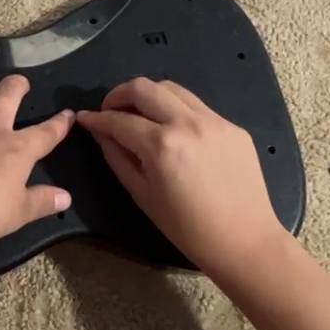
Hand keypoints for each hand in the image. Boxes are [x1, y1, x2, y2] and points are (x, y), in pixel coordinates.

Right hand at [77, 78, 285, 272]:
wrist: (244, 241)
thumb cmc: (187, 228)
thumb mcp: (141, 194)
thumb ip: (117, 156)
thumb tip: (100, 132)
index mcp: (162, 146)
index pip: (119, 120)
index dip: (97, 118)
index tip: (85, 118)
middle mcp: (187, 123)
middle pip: (143, 88)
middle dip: (118, 94)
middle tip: (109, 109)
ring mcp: (214, 121)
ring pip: (171, 88)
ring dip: (148, 95)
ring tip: (139, 113)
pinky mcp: (232, 126)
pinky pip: (196, 105)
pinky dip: (175, 109)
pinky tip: (173, 130)